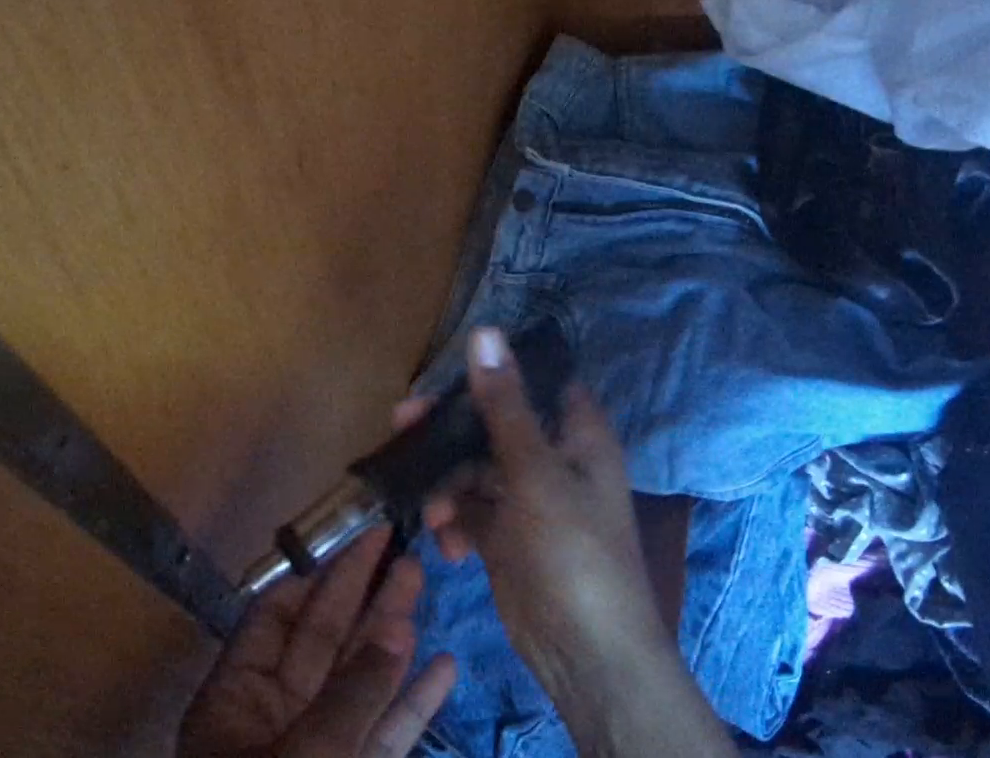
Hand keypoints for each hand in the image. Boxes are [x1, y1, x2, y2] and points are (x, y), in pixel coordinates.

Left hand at [178, 529, 456, 757]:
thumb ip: (351, 696)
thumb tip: (396, 627)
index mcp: (235, 703)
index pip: (272, 619)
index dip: (315, 577)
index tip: (357, 543)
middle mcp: (273, 721)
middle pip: (322, 639)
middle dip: (361, 593)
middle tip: (402, 545)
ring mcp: (316, 754)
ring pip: (359, 681)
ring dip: (393, 636)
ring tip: (425, 584)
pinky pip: (384, 735)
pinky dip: (413, 704)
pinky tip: (444, 668)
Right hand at [395, 327, 669, 687]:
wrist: (586, 656)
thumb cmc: (573, 553)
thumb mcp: (535, 473)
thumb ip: (504, 405)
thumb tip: (484, 332)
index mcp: (576, 434)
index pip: (532, 382)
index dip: (492, 371)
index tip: (444, 373)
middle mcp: (553, 459)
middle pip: (491, 424)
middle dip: (449, 432)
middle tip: (402, 425)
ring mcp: (527, 499)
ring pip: (473, 469)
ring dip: (446, 485)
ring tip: (431, 511)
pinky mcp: (506, 536)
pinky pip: (470, 512)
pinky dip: (455, 522)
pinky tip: (450, 547)